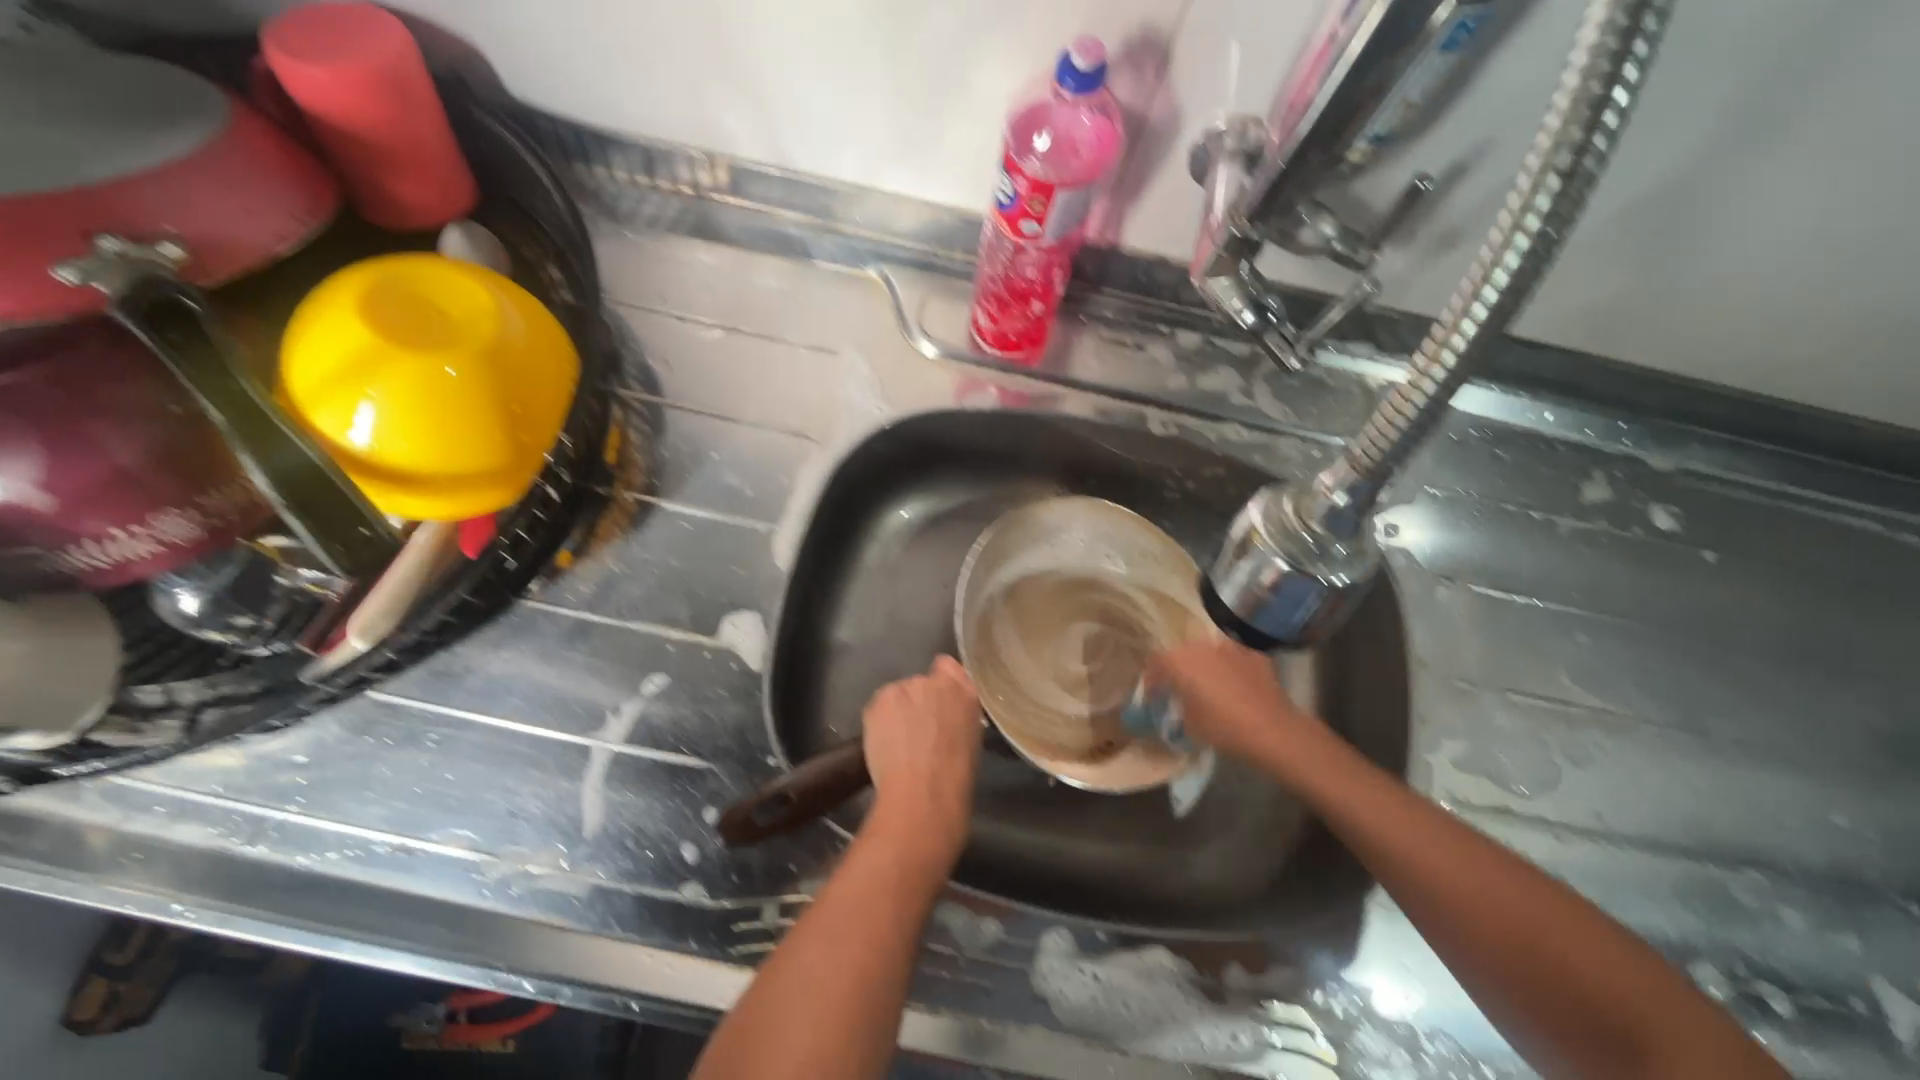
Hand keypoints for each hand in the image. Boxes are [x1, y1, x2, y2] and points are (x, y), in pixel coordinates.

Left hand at [861, 656, 980, 862]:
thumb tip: (945, 716)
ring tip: (898, 742)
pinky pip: (879, 707)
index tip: (936, 702)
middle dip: (917, 701)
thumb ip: (958, 715)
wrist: (923, 793)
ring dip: (897, 711)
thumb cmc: (954, 777)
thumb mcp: (969, 738)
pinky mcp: (881, 699)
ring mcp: (906, 687)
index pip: (948, 667)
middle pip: (920, 683)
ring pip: (898, 695)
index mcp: (965, 692)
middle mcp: (935, 682)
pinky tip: (885, 744)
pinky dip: (880, 721)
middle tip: (917, 729)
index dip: (940, 682)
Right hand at [1144, 639, 1325, 770]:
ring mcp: (1231, 646)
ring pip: (1209, 651)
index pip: (1155, 662)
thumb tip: (1179, 701)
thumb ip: (1178, 706)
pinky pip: (1234, 658)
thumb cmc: (1223, 727)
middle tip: (1180, 688)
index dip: (1152, 679)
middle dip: (1178, 668)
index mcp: (1180, 661)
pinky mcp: (1254, 654)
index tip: (1154, 695)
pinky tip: (1236, 685)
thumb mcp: (1189, 723)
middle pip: (1182, 652)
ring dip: (1204, 665)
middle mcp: (1202, 646)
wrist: (1272, 729)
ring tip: (1209, 684)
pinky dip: (1230, 668)